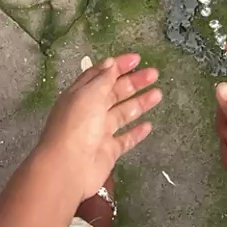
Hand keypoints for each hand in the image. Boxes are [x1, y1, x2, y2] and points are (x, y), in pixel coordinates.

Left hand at [31, 54, 161, 201]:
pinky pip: (125, 139)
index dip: (118, 66)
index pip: (100, 75)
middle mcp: (89, 112)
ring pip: (122, 114)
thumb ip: (103, 80)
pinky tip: (149, 125)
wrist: (68, 167)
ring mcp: (99, 132)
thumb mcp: (88, 95)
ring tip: (158, 94)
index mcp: (80, 95)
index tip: (137, 59)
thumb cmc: (76, 127)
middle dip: (133, 83)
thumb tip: (111, 64)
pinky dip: (136, 133)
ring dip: (139, 103)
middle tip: (154, 74)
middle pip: (114, 93)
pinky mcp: (107, 152)